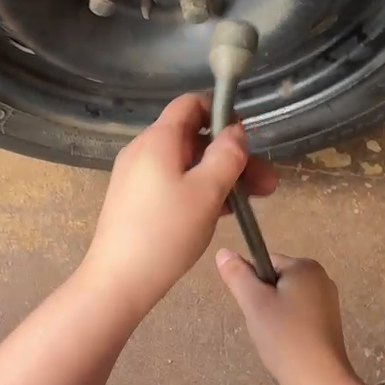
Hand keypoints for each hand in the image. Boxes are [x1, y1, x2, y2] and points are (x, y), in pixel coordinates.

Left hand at [82, 93, 277, 307]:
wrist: (119, 280)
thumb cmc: (165, 232)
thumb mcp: (207, 191)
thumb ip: (226, 156)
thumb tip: (235, 131)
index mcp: (158, 139)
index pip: (190, 104)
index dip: (221, 113)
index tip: (247, 138)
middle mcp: (144, 151)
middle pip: (193, 138)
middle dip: (231, 155)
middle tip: (266, 183)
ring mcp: (137, 177)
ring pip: (186, 165)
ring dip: (220, 177)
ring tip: (252, 202)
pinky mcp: (136, 201)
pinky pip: (173, 184)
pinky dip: (199, 191)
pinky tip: (223, 212)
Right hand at [215, 250, 355, 384]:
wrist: (318, 378)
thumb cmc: (284, 336)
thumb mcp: (254, 303)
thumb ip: (237, 275)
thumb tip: (223, 251)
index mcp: (305, 267)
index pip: (265, 262)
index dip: (252, 284)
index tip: (254, 307)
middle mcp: (321, 278)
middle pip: (276, 280)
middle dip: (264, 300)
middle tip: (263, 324)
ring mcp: (328, 301)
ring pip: (286, 299)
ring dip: (274, 314)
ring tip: (275, 336)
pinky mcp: (329, 322)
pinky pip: (298, 314)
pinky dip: (288, 325)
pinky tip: (287, 343)